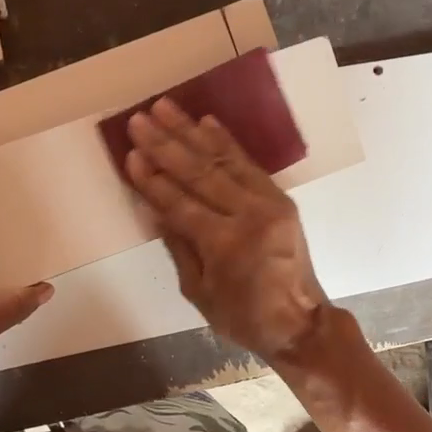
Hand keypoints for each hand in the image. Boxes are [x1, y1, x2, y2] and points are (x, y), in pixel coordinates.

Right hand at [123, 98, 334, 363]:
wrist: (300, 323)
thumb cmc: (244, 317)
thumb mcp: (199, 292)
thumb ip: (179, 247)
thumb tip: (156, 209)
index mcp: (225, 244)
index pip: (180, 204)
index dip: (152, 180)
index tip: (130, 155)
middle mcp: (249, 216)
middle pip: (200, 173)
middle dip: (166, 145)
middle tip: (139, 120)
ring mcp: (269, 203)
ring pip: (223, 160)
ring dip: (191, 132)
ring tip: (165, 108)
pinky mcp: (280, 199)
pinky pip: (248, 164)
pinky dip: (226, 142)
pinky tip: (206, 122)